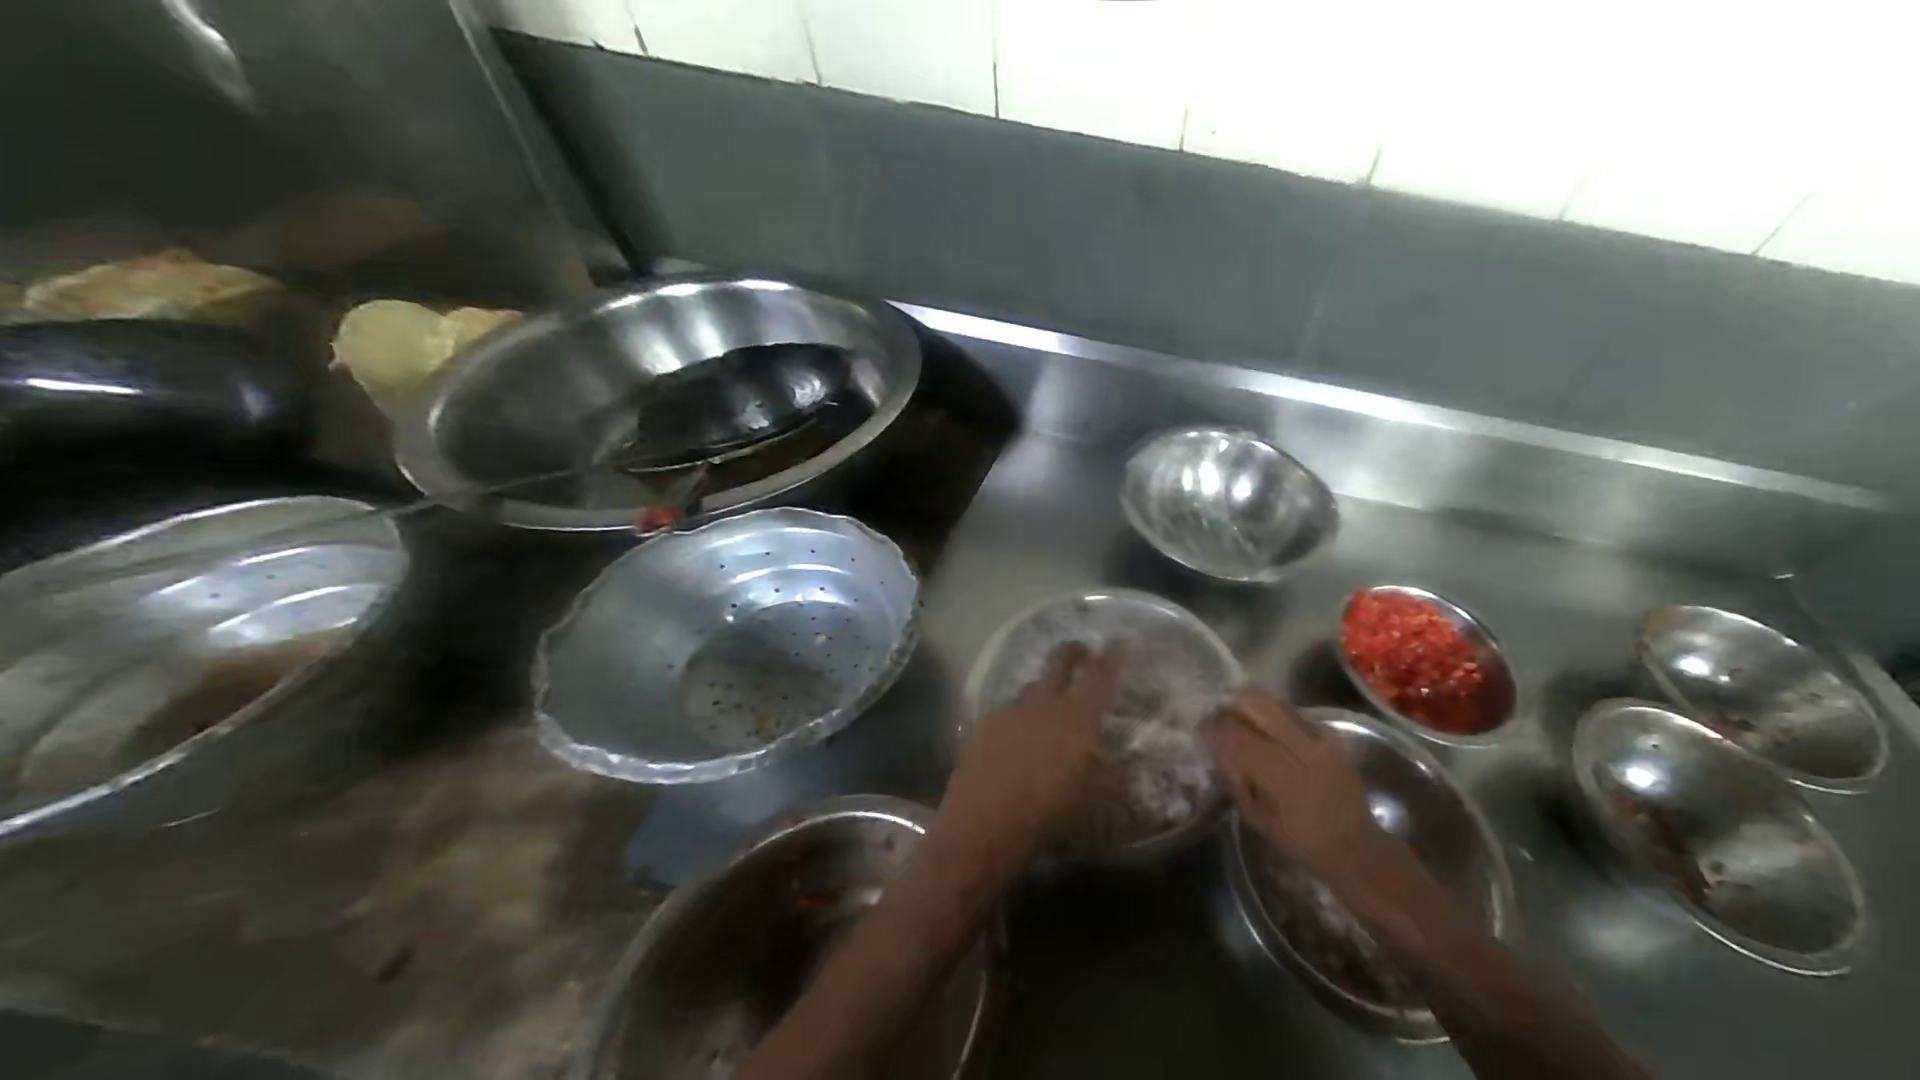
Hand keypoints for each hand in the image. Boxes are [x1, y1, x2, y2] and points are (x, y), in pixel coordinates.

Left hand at [941, 642, 1122, 862]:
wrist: (984, 824)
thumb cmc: (1049, 815)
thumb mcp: (1095, 804)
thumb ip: (1112, 780)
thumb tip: (1123, 769)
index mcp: (1076, 719)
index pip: (1100, 677)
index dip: (1113, 656)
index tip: (1120, 642)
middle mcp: (1043, 705)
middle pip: (1058, 662)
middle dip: (1072, 651)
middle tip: (1082, 651)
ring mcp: (1009, 712)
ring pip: (1030, 690)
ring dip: (1042, 694)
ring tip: (1046, 714)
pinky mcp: (983, 726)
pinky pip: (1006, 714)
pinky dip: (1016, 721)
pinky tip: (1014, 743)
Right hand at [1207, 693, 1403, 895]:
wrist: (1356, 848)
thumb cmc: (1301, 841)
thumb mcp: (1257, 819)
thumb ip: (1237, 781)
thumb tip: (1220, 752)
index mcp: (1280, 774)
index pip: (1237, 737)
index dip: (1215, 729)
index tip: (1200, 728)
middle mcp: (1301, 750)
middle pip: (1259, 709)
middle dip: (1233, 705)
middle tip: (1218, 711)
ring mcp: (1320, 742)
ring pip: (1280, 706)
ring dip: (1254, 703)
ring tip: (1237, 707)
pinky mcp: (1333, 740)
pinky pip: (1298, 715)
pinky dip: (1277, 713)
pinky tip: (1266, 721)